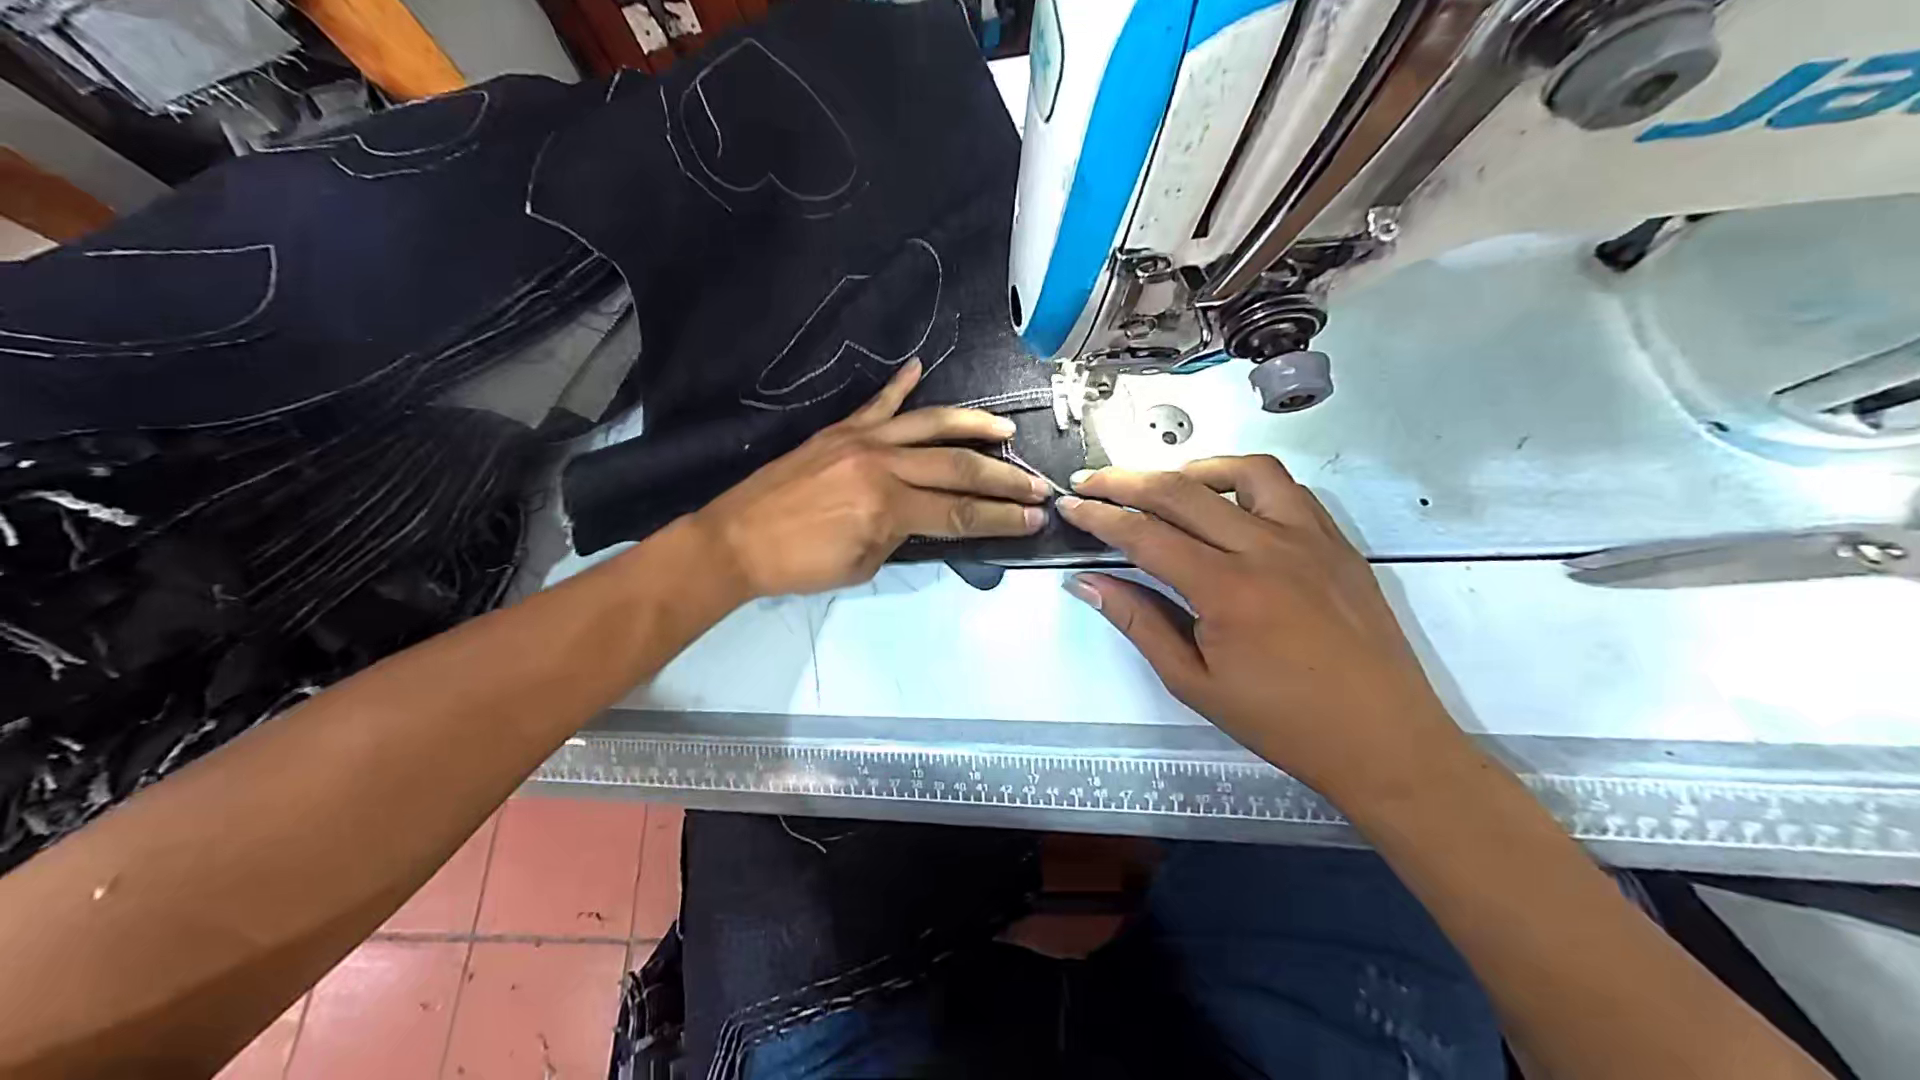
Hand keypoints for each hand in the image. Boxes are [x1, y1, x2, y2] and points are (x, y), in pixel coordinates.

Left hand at [693, 359, 1048, 598]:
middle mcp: (882, 464)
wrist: (736, 539)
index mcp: (888, 506)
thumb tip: (928, 518)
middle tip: (1037, 485)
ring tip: (1004, 429)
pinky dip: (899, 385)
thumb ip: (904, 535)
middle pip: (957, 466)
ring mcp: (860, 440)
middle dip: (1003, 479)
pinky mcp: (839, 430)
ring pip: (929, 423)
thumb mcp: (863, 564)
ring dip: (972, 424)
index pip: (960, 512)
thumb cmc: (799, 564)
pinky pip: (877, 404)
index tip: (1034, 518)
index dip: (1001, 517)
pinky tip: (917, 367)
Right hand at [1056, 456, 1468, 799]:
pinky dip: (1246, 481)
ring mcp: (1309, 538)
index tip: (1070, 506)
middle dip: (1126, 481)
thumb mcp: (1193, 682)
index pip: (1146, 534)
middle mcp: (1266, 549)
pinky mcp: (1336, 541)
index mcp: (1226, 590)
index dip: (1100, 516)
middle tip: (1091, 482)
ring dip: (1191, 470)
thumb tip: (1087, 583)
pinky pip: (1287, 489)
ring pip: (1242, 472)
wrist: (1382, 739)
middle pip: (1182, 491)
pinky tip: (1229, 502)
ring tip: (1162, 484)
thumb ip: (1138, 622)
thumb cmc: (1281, 721)